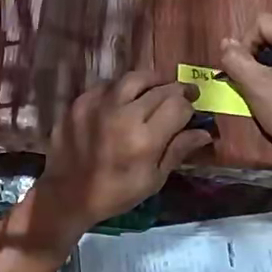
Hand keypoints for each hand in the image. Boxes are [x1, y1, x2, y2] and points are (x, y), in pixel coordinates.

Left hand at [23, 71, 211, 248]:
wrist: (68, 193)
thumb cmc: (115, 192)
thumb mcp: (153, 179)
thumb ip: (177, 150)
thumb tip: (203, 132)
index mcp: (144, 138)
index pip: (178, 105)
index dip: (189, 105)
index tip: (193, 106)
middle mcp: (122, 115)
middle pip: (158, 88)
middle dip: (175, 90)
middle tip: (182, 94)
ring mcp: (98, 105)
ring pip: (132, 78)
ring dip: (150, 82)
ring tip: (156, 90)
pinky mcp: (79, 102)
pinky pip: (107, 85)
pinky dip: (122, 88)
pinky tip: (125, 98)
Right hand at [218, 14, 271, 160]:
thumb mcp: (255, 85)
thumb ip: (236, 59)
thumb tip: (225, 42)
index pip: (262, 23)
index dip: (245, 42)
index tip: (242, 68)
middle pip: (269, 35)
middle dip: (252, 55)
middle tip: (247, 79)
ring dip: (260, 67)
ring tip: (257, 89)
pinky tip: (271, 95)